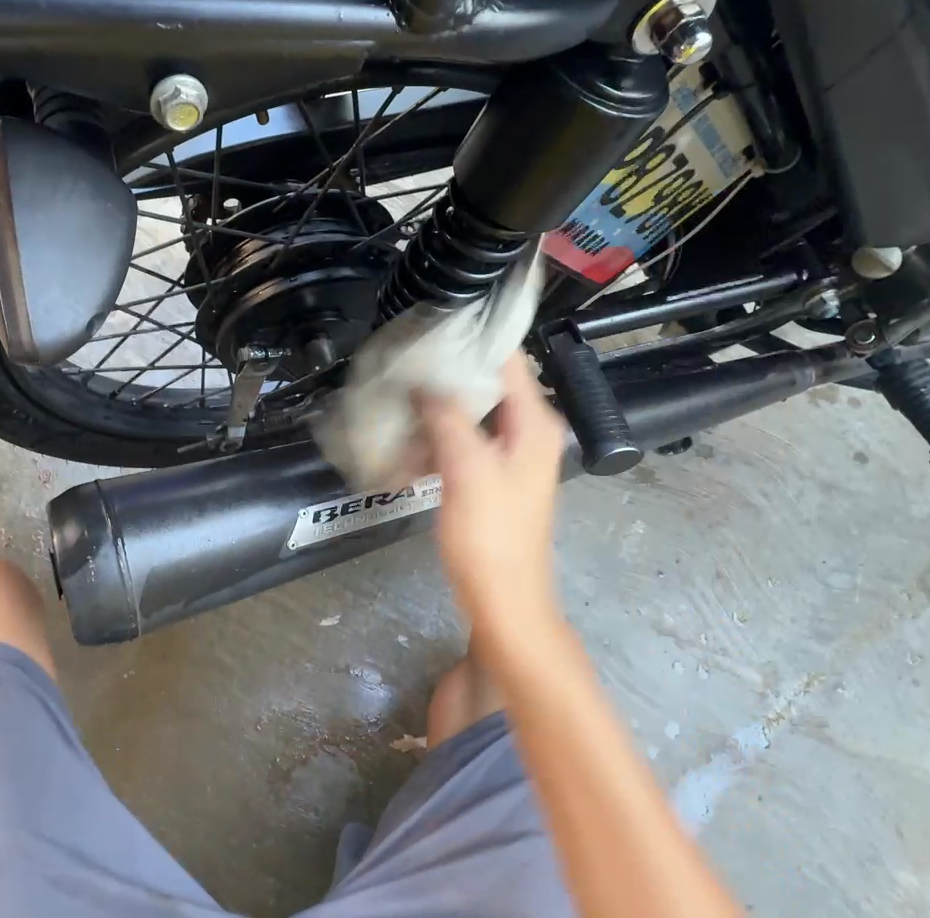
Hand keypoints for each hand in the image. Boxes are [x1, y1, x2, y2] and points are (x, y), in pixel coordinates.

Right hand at [416, 354, 567, 629]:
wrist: (503, 601)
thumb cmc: (490, 537)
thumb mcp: (466, 469)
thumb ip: (447, 417)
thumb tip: (423, 381)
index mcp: (534, 423)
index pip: (508, 358)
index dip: (472, 339)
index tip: (430, 328)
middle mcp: (528, 432)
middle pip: (485, 385)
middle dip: (443, 375)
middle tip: (402, 364)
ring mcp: (510, 456)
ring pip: (469, 414)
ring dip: (435, 410)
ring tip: (396, 400)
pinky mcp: (491, 477)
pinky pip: (462, 442)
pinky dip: (436, 440)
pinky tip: (406, 445)